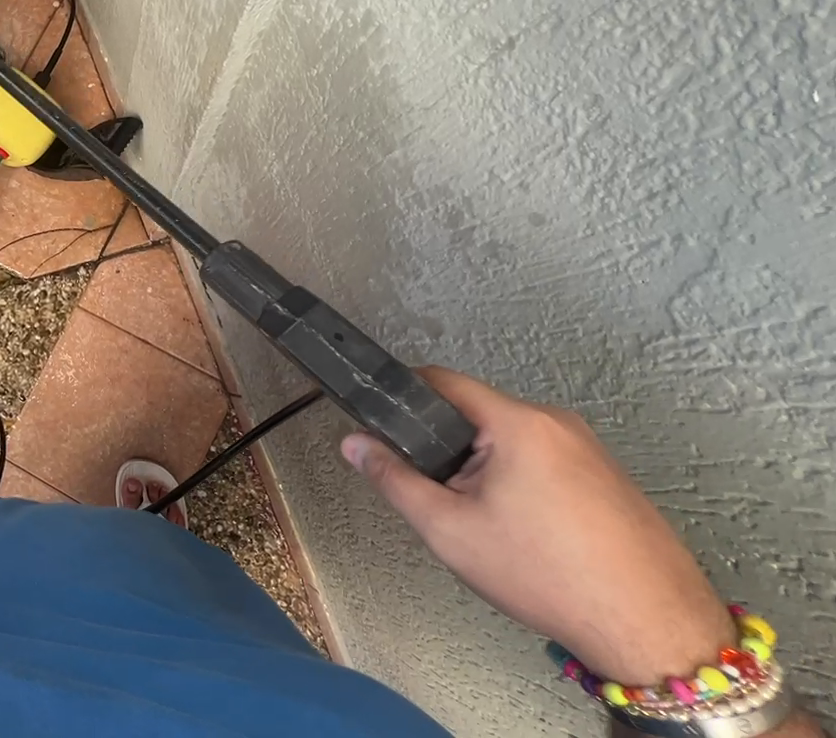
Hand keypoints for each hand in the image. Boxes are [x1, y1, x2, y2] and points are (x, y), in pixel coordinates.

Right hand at [342, 367, 734, 686]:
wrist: (656, 633)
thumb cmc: (554, 578)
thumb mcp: (447, 527)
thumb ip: (392, 477)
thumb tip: (356, 445)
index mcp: (519, 424)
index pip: (441, 379)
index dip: (401, 396)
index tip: (384, 421)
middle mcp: (559, 425)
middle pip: (475, 412)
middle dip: (446, 445)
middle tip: (438, 490)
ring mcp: (592, 451)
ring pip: (509, 440)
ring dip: (484, 466)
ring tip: (484, 518)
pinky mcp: (610, 479)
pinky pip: (544, 461)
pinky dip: (520, 483)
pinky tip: (523, 529)